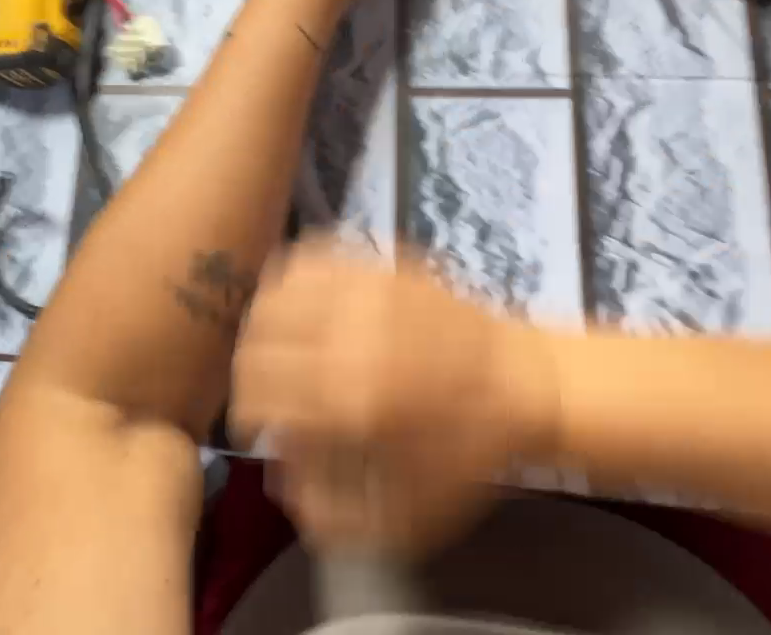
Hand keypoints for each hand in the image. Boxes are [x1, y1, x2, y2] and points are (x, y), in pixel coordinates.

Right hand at [230, 239, 558, 555]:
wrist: (524, 383)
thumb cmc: (466, 453)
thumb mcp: (404, 513)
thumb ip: (331, 511)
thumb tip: (278, 481)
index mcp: (349, 400)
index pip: (259, 397)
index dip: (246, 417)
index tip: (256, 428)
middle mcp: (347, 337)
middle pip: (257, 344)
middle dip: (248, 374)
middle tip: (263, 391)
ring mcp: (364, 293)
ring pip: (275, 293)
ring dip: (263, 325)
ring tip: (276, 345)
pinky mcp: (380, 265)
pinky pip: (314, 256)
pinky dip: (294, 278)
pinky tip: (301, 302)